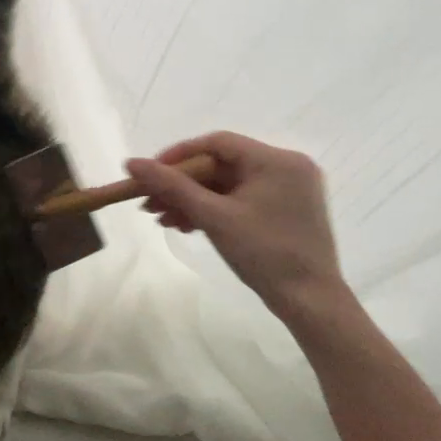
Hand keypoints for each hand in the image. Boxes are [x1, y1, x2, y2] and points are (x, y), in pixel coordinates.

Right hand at [126, 132, 346, 319]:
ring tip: (163, 220)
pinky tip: (186, 225)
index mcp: (276, 161)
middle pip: (219, 165)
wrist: (309, 298)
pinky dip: (211, 209)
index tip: (149, 175)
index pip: (217, 143)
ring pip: (226, 184)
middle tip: (149, 203)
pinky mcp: (283, 209)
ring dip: (191, 199)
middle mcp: (286, 167)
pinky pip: (238, 199)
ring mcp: (287, 189)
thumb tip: (131, 162)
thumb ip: (171, 185)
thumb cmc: (263, 251)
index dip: (178, 155)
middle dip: (180, 185)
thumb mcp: (212, 216)